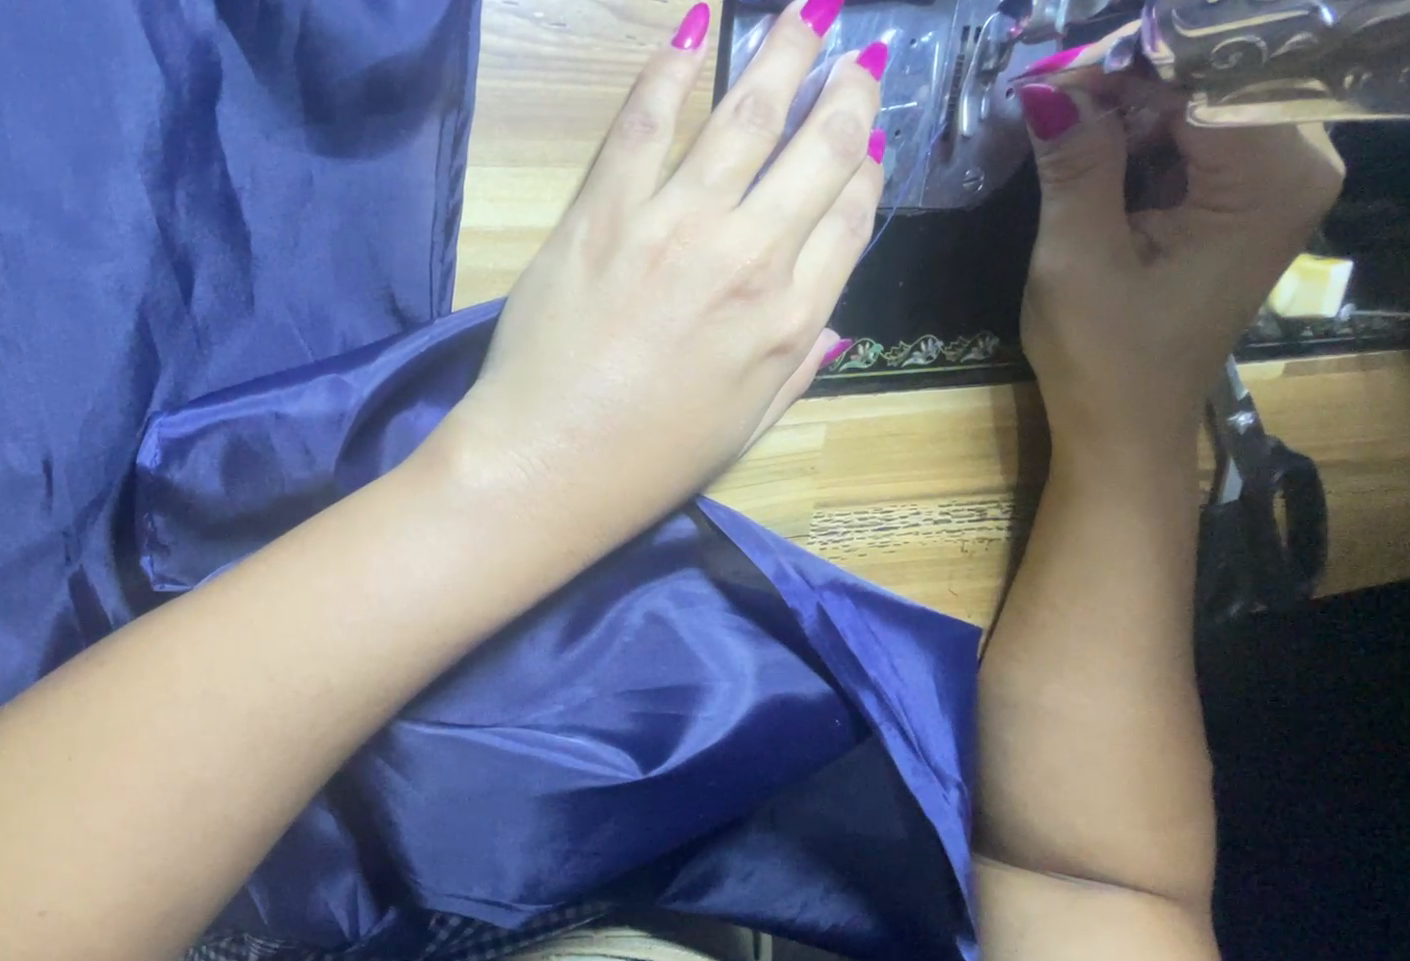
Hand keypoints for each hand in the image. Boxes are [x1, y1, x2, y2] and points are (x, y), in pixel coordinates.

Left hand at [424, 1, 884, 541]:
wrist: (545, 467)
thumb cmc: (644, 466)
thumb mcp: (741, 434)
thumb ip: (794, 374)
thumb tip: (835, 327)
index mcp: (789, 320)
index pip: (851, 218)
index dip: (865, 168)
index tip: (864, 140)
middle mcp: (749, 259)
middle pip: (817, 151)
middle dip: (846, 90)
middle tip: (857, 48)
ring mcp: (674, 229)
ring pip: (745, 117)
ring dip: (782, 52)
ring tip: (807, 12)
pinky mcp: (603, 216)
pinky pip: (645, 124)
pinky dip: (671, 70)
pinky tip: (694, 29)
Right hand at [1016, 74, 1343, 466]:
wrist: (1125, 421)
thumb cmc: (1102, 354)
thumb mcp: (1075, 258)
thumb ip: (1075, 166)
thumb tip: (1046, 88)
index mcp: (1271, 179)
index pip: (1211, 74)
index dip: (1130, 60)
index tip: (1048, 71)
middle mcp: (1297, 163)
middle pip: (1218, 77)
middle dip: (1129, 76)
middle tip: (1044, 90)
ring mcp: (1274, 180)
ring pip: (1204, 101)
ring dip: (1129, 102)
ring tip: (1058, 115)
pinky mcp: (1242, 199)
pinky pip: (1196, 136)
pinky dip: (1139, 133)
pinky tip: (1090, 146)